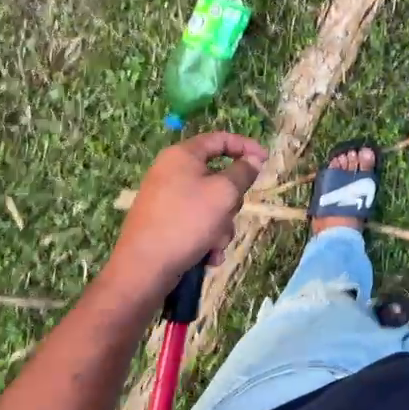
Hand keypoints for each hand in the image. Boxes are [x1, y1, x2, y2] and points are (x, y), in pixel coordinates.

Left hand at [103, 132, 265, 304]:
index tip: (265, 161)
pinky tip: (207, 254)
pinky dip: (207, 236)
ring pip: (211, 203)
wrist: (142, 270)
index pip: (220, 139)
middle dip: (231, 201)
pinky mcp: (164, 222)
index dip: (246, 146)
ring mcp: (166, 199)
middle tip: (230, 213)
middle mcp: (171, 172)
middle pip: (218, 176)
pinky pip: (197, 221)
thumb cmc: (186, 222)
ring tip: (214, 244)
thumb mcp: (224, 193)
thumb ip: (243, 172)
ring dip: (221, 224)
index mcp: (182, 156)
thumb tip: (253, 159)